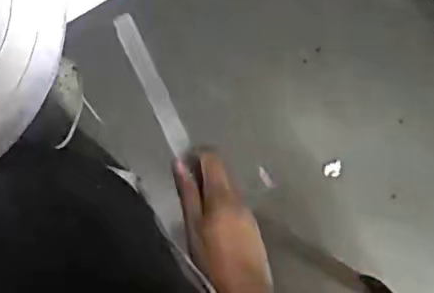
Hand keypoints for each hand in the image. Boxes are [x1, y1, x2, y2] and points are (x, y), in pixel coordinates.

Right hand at [175, 151, 271, 292]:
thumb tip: (179, 162)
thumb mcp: (193, 226)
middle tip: (189, 183)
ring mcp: (249, 212)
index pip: (212, 158)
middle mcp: (238, 198)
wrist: (245, 290)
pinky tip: (218, 219)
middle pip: (222, 171)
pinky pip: (238, 203)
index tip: (184, 163)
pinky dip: (226, 202)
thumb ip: (187, 192)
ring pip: (230, 187)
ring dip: (216, 187)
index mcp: (222, 194)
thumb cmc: (213, 258)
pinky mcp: (254, 226)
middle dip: (205, 170)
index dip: (197, 155)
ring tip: (201, 203)